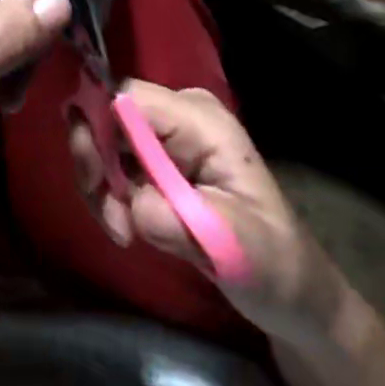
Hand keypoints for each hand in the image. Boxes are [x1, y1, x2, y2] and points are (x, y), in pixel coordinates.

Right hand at [69, 80, 343, 336]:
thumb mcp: (240, 248)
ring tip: (124, 233)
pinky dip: (108, 195)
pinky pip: (110, 161)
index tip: (98, 182)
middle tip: (113, 218)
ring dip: (101, 188)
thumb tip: (136, 204)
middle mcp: (178, 115)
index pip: (128, 97)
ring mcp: (164, 135)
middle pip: (107, 114)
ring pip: (102, 139)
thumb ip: (185, 223)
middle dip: (96, 163)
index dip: (100, 128)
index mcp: (202, 121)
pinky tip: (127, 228)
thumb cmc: (274, 264)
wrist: (288, 289)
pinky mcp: (153, 157)